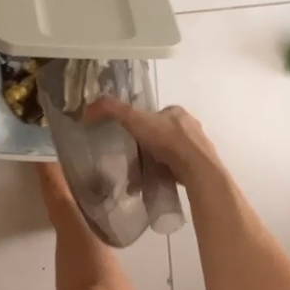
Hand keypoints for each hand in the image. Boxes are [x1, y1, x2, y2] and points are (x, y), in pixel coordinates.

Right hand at [85, 99, 222, 187]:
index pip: (154, 114)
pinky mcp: (201, 164)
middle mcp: (190, 125)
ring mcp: (198, 145)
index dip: (141, 125)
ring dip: (157, 161)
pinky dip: (168, 172)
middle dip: (148, 146)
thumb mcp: (135, 120)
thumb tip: (88, 109)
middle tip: (135, 159)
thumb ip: (112, 110)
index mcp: (176, 111)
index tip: (130, 138)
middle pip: (162, 134)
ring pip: (171, 151)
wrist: (197, 168)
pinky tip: (158, 181)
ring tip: (144, 176)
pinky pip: (179, 166)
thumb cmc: (167, 140)